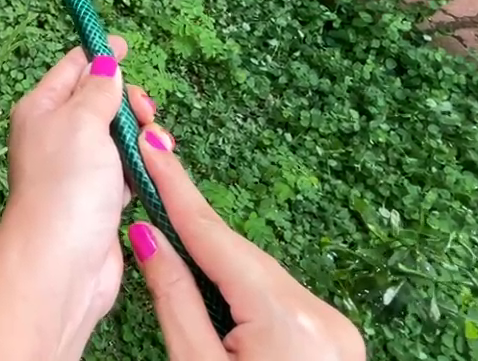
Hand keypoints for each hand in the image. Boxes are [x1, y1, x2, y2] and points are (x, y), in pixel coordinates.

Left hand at [0, 39, 150, 347]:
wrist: (62, 259)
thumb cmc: (68, 182)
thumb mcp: (82, 122)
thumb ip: (97, 90)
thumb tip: (104, 62)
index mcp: (41, 107)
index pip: (71, 68)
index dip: (99, 55)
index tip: (126, 44)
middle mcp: (55, 132)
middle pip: (97, 100)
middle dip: (126, 99)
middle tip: (146, 112)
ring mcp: (76, 166)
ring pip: (115, 135)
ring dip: (138, 134)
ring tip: (156, 143)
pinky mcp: (97, 196)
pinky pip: (123, 168)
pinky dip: (139, 165)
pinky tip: (153, 171)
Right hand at [128, 120, 364, 359]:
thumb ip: (173, 295)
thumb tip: (145, 234)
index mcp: (284, 314)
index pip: (211, 232)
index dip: (173, 183)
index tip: (148, 137)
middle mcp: (318, 310)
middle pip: (232, 249)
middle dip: (184, 214)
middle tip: (145, 162)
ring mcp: (332, 326)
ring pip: (250, 270)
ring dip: (206, 248)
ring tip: (162, 215)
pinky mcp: (333, 340)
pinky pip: (269, 293)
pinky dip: (232, 279)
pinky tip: (204, 269)